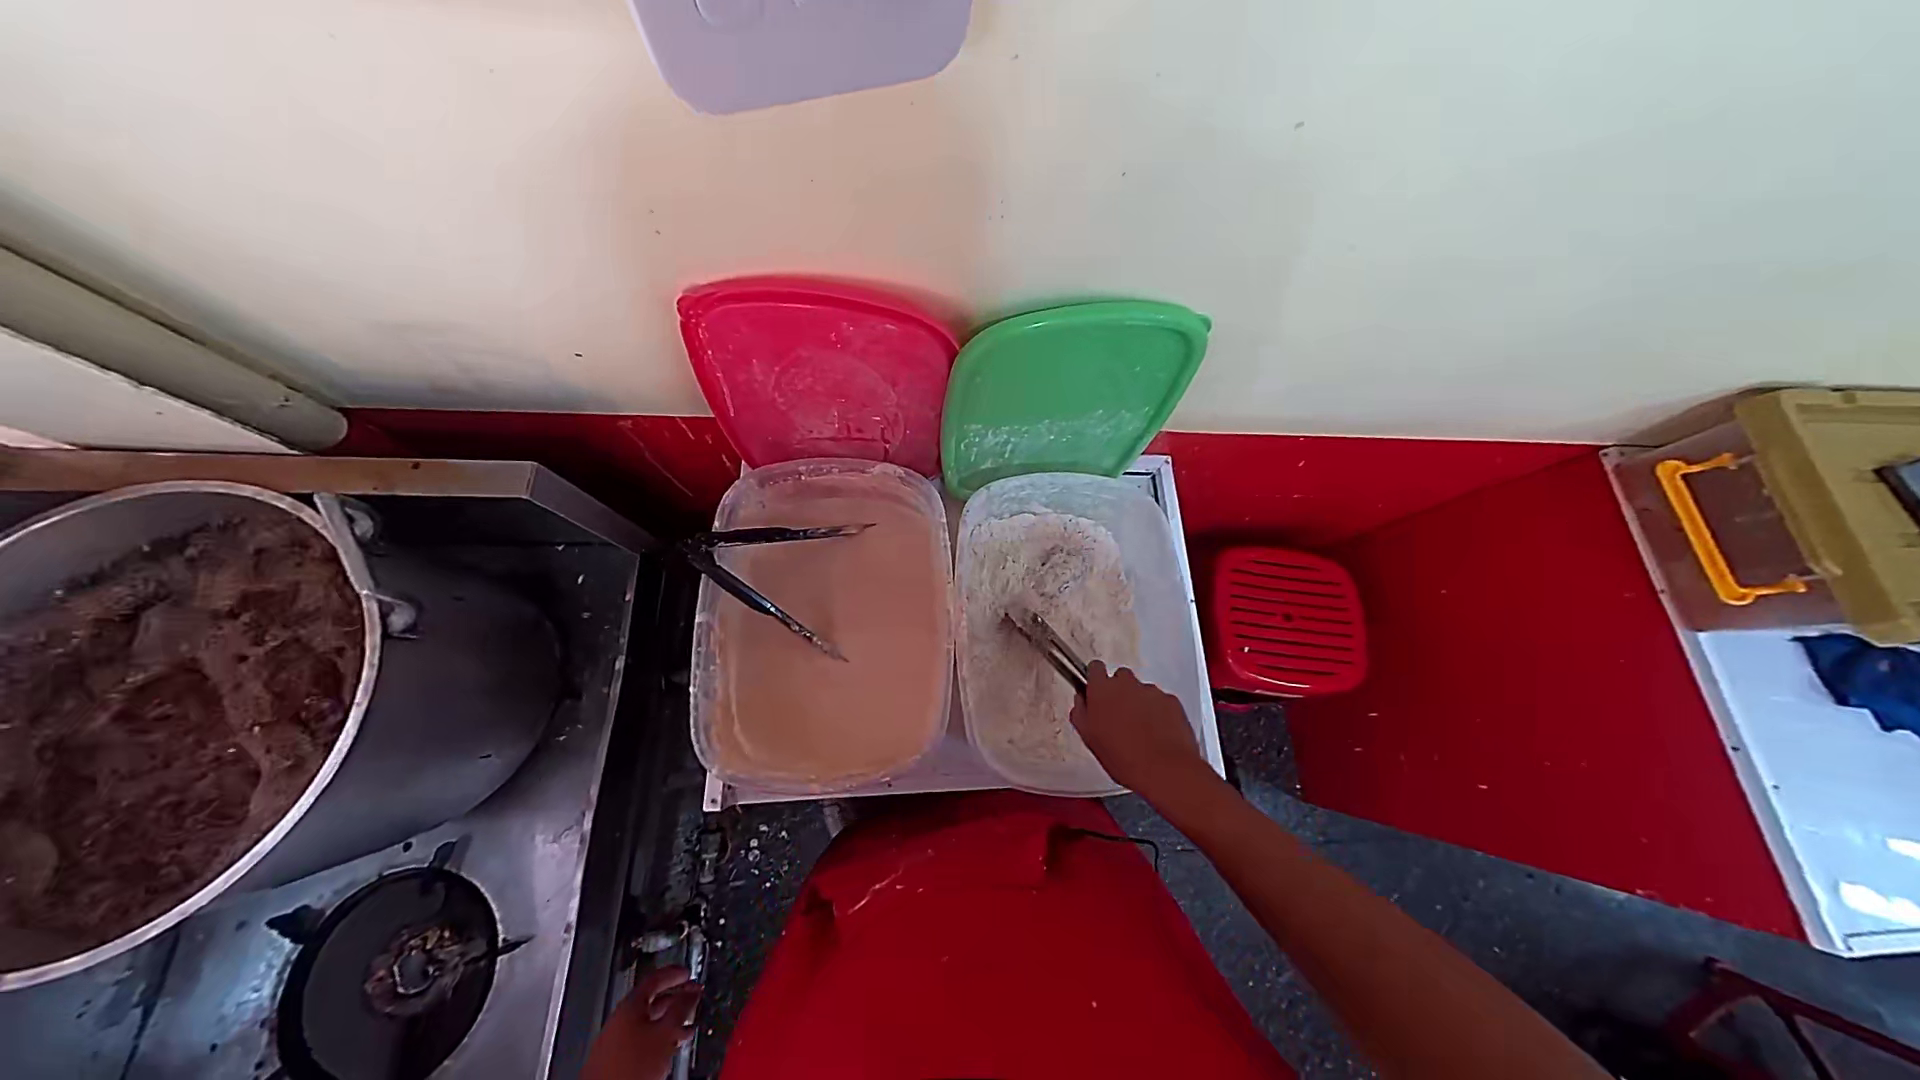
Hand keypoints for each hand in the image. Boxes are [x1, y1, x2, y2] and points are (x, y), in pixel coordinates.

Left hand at [581, 966, 700, 1079]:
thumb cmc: (633, 1066)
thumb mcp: (665, 1032)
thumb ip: (681, 1008)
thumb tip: (692, 993)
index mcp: (629, 1007)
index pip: (654, 979)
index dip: (673, 974)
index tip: (687, 973)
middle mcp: (619, 1020)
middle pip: (651, 1001)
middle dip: (674, 999)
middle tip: (692, 998)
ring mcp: (615, 1041)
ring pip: (647, 1023)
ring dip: (668, 1021)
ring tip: (687, 1026)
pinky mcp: (615, 1060)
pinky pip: (641, 1040)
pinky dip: (658, 1038)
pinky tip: (670, 1047)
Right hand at [1069, 662, 1211, 801]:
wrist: (1164, 769)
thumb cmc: (1125, 757)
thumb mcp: (1090, 739)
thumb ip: (1081, 713)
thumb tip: (1081, 703)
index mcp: (1102, 690)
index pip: (1094, 668)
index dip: (1095, 679)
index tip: (1096, 690)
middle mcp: (1127, 684)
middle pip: (1120, 677)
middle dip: (1119, 692)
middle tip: (1117, 716)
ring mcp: (1151, 691)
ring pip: (1141, 690)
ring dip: (1139, 704)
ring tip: (1139, 731)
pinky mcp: (1171, 701)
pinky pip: (1161, 701)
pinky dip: (1158, 712)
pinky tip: (1156, 734)